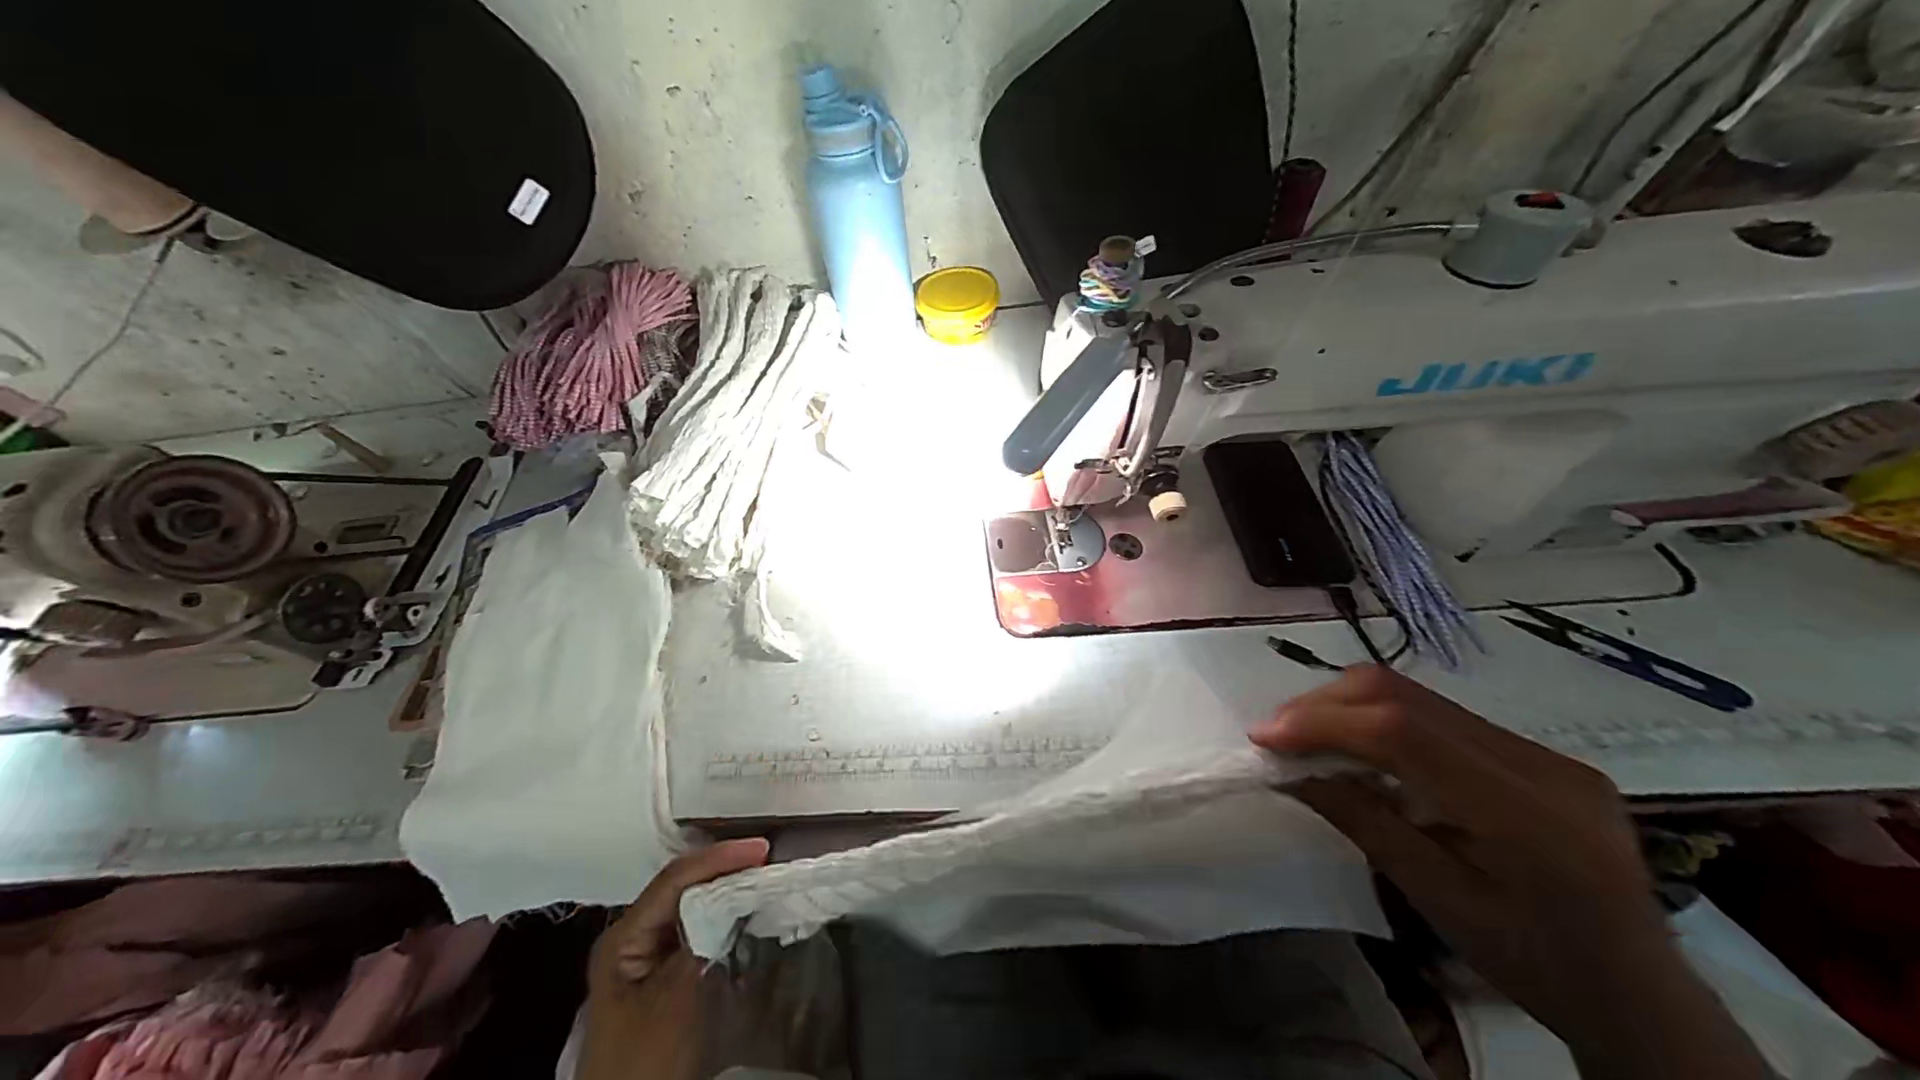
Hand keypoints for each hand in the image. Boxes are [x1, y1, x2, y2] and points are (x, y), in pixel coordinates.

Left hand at [580, 839, 768, 1079]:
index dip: (718, 858)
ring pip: (691, 904)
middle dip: (724, 867)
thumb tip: (735, 898)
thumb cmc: (645, 1061)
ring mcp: (649, 955)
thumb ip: (702, 941)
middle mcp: (634, 935)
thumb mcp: (675, 999)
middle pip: (682, 885)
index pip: (675, 879)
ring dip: (726, 889)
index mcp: (625, 936)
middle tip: (767, 859)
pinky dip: (725, 915)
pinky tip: (748, 910)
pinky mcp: (666, 973)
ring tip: (763, 876)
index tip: (761, 850)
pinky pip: (698, 929)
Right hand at [1252, 666, 1767, 1079]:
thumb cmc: (1533, 963)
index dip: (1323, 722)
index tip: (1264, 737)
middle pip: (1407, 696)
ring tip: (1309, 739)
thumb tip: (1292, 772)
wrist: (1640, 995)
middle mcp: (1539, 764)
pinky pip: (1443, 718)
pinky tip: (1364, 753)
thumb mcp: (1437, 900)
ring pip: (1421, 698)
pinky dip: (1386, 723)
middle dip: (1327, 705)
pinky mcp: (1540, 755)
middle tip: (1278, 734)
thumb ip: (1364, 822)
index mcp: (1523, 812)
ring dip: (1351, 709)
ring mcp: (1545, 753)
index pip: (1402, 732)